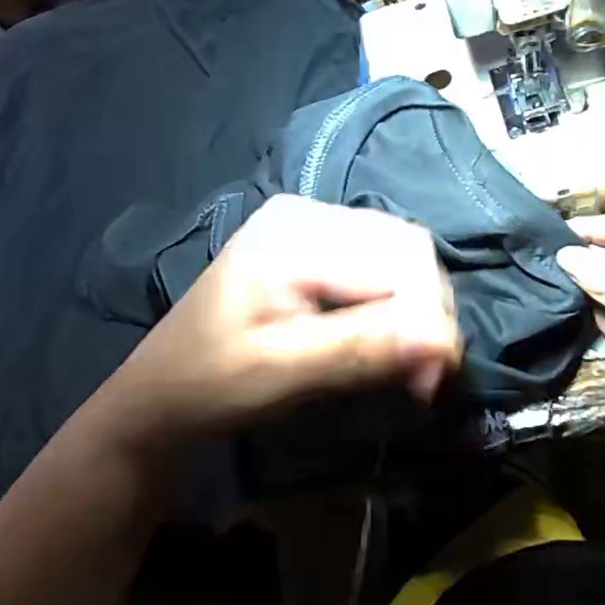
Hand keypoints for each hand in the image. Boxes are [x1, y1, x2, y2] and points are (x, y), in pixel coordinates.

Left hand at [80, 195, 462, 459]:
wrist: (162, 392)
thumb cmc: (210, 386)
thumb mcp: (281, 372)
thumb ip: (360, 349)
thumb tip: (442, 341)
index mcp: (292, 234)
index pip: (399, 258)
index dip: (429, 316)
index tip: (431, 383)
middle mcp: (309, 211)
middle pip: (407, 248)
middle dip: (428, 312)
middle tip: (424, 379)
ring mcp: (313, 222)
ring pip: (403, 254)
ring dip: (419, 309)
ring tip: (410, 364)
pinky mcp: (319, 242)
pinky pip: (384, 262)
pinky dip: (399, 302)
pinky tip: (388, 337)